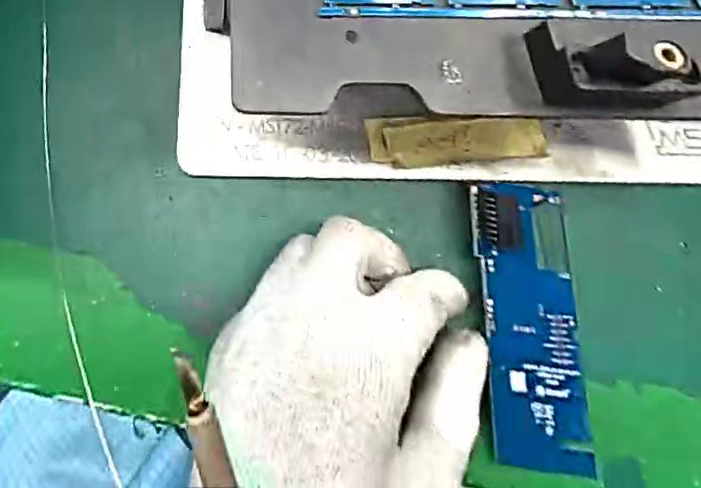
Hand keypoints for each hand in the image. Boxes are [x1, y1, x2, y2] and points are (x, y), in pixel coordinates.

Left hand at [205, 216, 488, 487]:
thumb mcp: (418, 477)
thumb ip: (454, 406)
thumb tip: (467, 349)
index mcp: (371, 346)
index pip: (423, 288)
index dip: (445, 291)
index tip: (446, 301)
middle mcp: (315, 311)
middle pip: (350, 237)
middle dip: (382, 254)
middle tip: (396, 289)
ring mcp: (266, 315)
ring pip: (304, 248)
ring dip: (333, 266)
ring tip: (349, 307)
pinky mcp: (233, 332)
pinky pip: (270, 284)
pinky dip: (296, 292)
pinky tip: (306, 334)